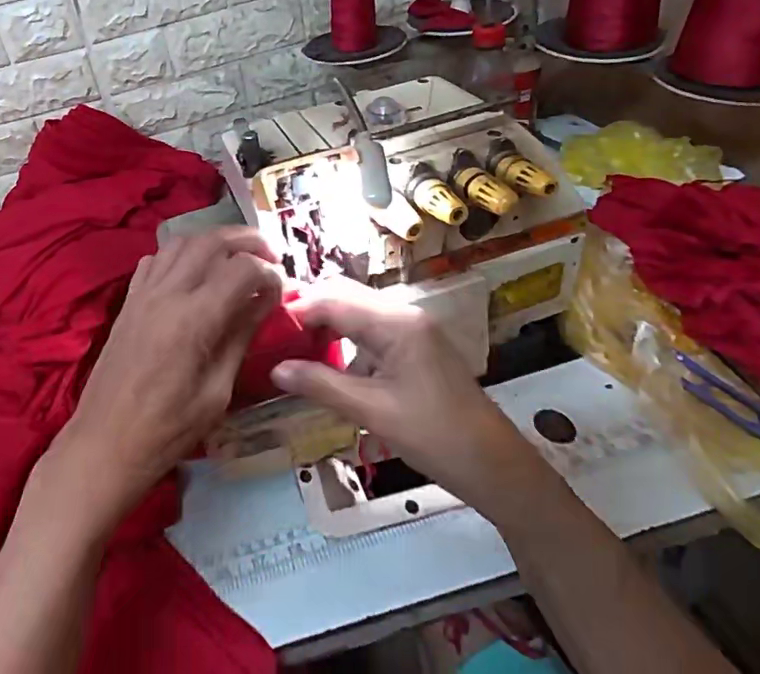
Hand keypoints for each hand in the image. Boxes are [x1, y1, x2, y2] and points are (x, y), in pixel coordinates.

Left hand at [45, 228, 282, 534]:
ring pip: (183, 241)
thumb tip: (266, 300)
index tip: (281, 290)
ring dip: (215, 241)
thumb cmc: (166, 431)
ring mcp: (143, 293)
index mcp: (194, 319)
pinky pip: (157, 259)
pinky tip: (195, 272)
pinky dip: (182, 254)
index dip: (270, 273)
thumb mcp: (217, 391)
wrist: (103, 447)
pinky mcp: (128, 301)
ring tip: (237, 257)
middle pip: (213, 240)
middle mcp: (167, 294)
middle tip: (270, 256)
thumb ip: (241, 336)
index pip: (243, 268)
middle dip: (248, 241)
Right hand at [271, 278, 558, 524]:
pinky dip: (349, 341)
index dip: (300, 308)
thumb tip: (276, 369)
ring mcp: (414, 329)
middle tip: (276, 333)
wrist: (492, 463)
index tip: (266, 324)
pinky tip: (331, 364)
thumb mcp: (373, 411)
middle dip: (312, 310)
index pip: (336, 299)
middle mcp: (405, 315)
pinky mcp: (417, 346)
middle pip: (348, 297)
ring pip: (360, 313)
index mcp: (397, 323)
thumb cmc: (434, 436)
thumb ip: (322, 385)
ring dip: (329, 324)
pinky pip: (374, 331)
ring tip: (295, 348)